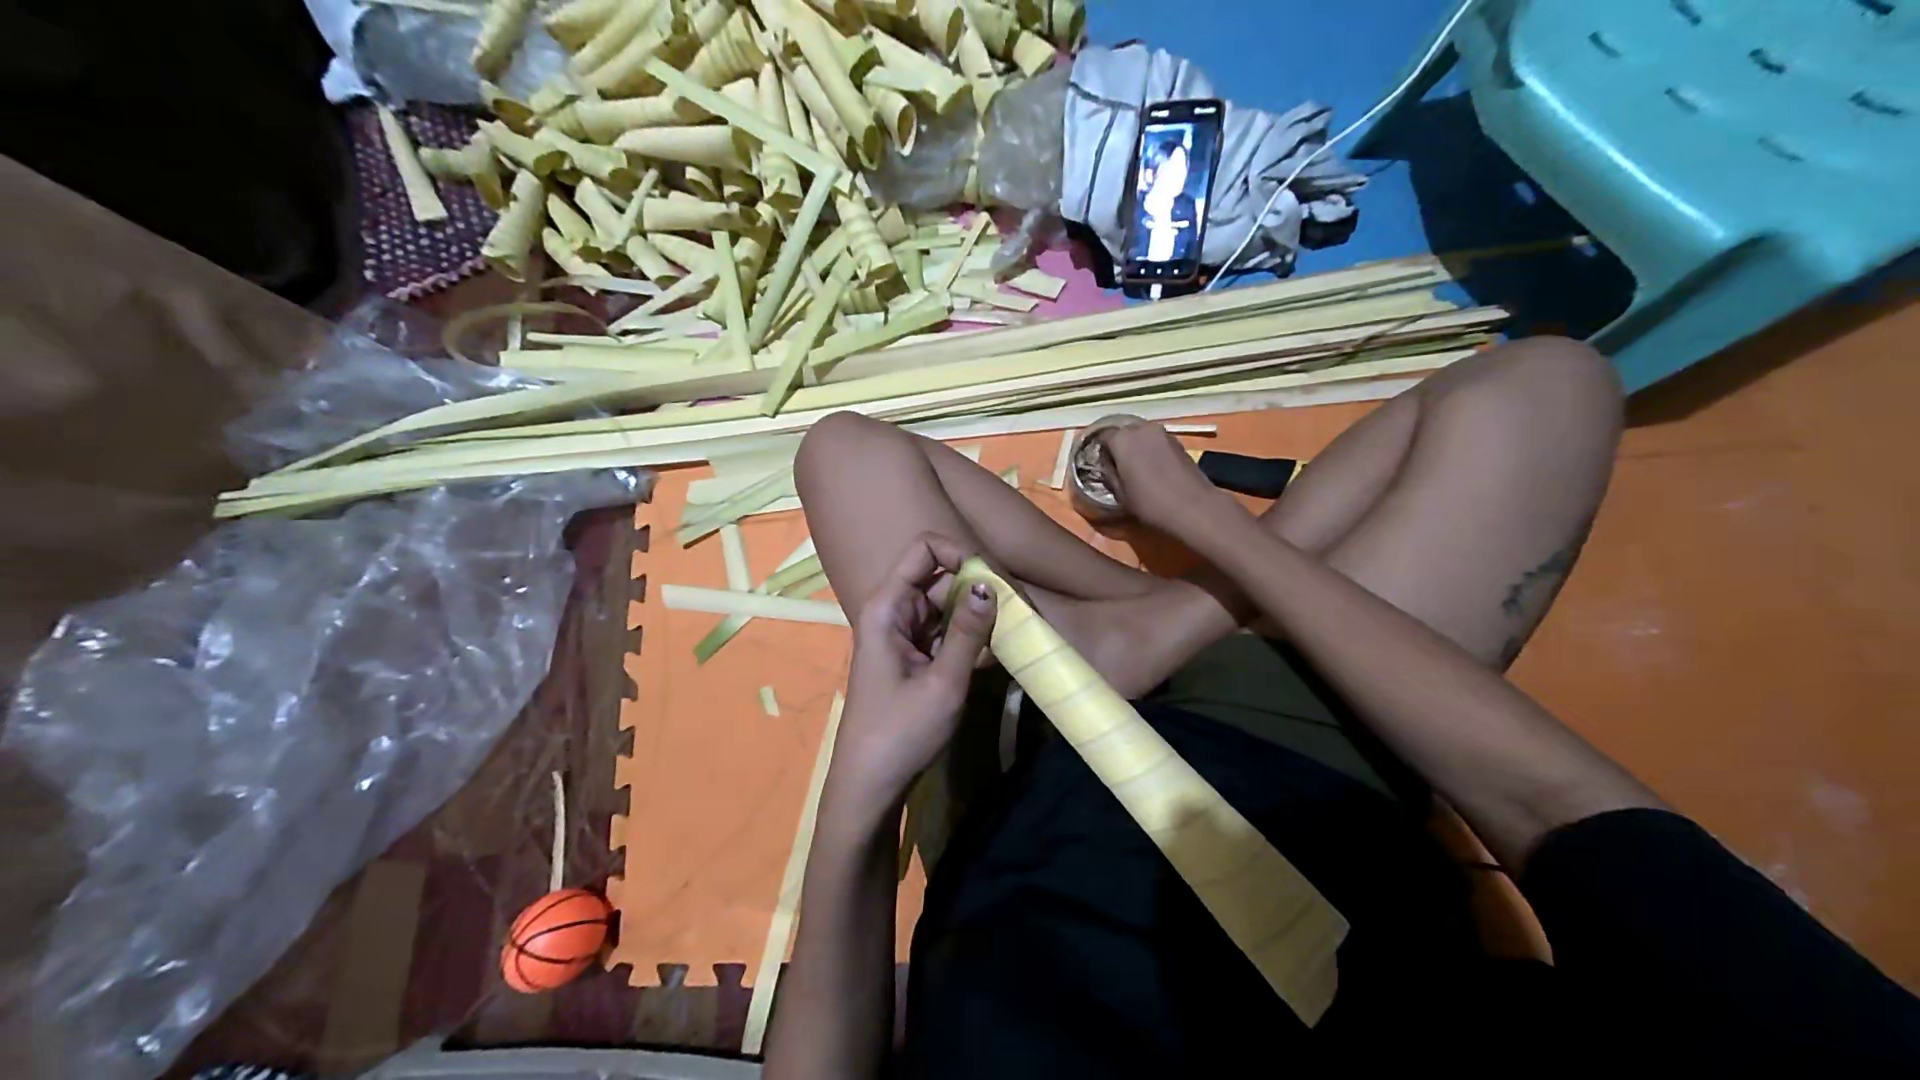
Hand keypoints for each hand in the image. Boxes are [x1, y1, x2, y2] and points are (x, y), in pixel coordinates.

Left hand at [831, 533, 997, 811]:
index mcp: (887, 606)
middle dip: (977, 589)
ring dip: (977, 617)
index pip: (924, 549)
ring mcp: (903, 635)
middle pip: (939, 577)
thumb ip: (968, 631)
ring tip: (1013, 632)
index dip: (959, 554)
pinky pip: (944, 633)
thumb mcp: (943, 681)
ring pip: (946, 607)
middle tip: (1018, 611)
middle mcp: (893, 612)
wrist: (870, 784)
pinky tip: (995, 655)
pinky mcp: (913, 657)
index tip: (993, 581)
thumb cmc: (901, 732)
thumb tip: (990, 585)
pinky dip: (968, 639)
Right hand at [1099, 420, 1244, 538]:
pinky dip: (1153, 451)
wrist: (1193, 507)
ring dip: (1138, 449)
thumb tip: (1108, 466)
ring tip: (1139, 471)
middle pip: (1124, 433)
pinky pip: (1157, 442)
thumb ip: (1110, 475)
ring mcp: (1163, 433)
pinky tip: (1155, 471)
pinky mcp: (1178, 442)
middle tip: (1120, 469)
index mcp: (1122, 439)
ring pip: (1142, 436)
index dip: (1102, 452)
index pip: (1103, 437)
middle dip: (1120, 447)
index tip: (1104, 468)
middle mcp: (1142, 429)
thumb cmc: (1150, 503)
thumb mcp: (1120, 494)